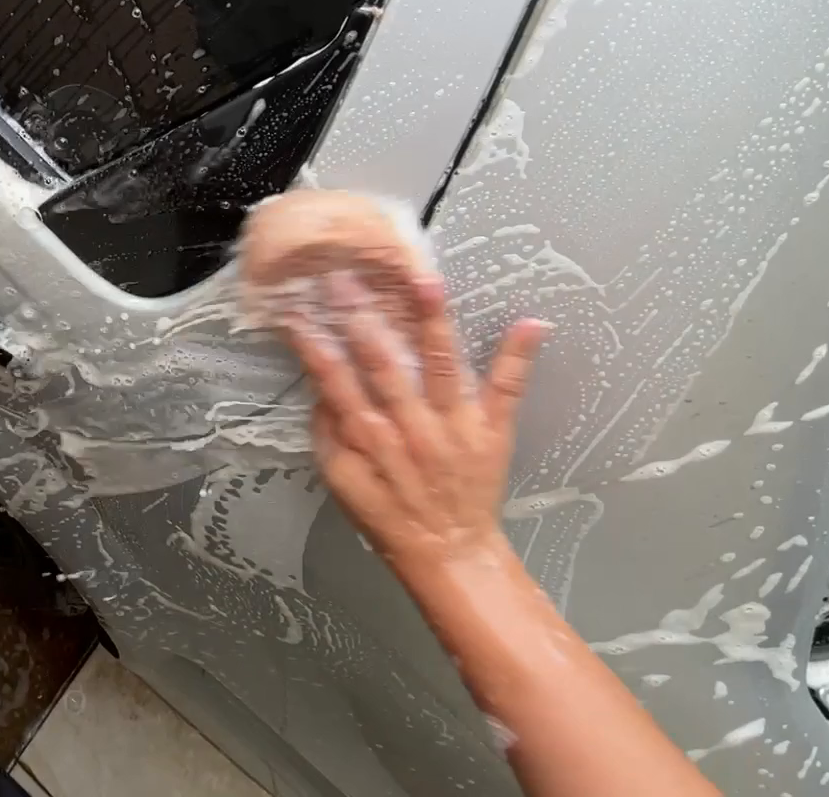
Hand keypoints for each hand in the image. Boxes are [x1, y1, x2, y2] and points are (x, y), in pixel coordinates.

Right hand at [281, 271, 548, 584]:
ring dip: (435, 323)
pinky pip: (507, 391)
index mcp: (367, 437)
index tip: (296, 312)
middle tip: (346, 279)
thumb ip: (328, 430)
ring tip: (426, 281)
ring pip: (442, 367)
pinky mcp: (492, 431)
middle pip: (383, 363)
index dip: (312, 345)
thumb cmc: (382, 511)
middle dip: (362, 318)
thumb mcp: (336, 477)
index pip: (333, 379)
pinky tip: (532, 322)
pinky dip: (519, 357)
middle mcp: (411, 426)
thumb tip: (323, 388)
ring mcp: (456, 426)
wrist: (446, 549)